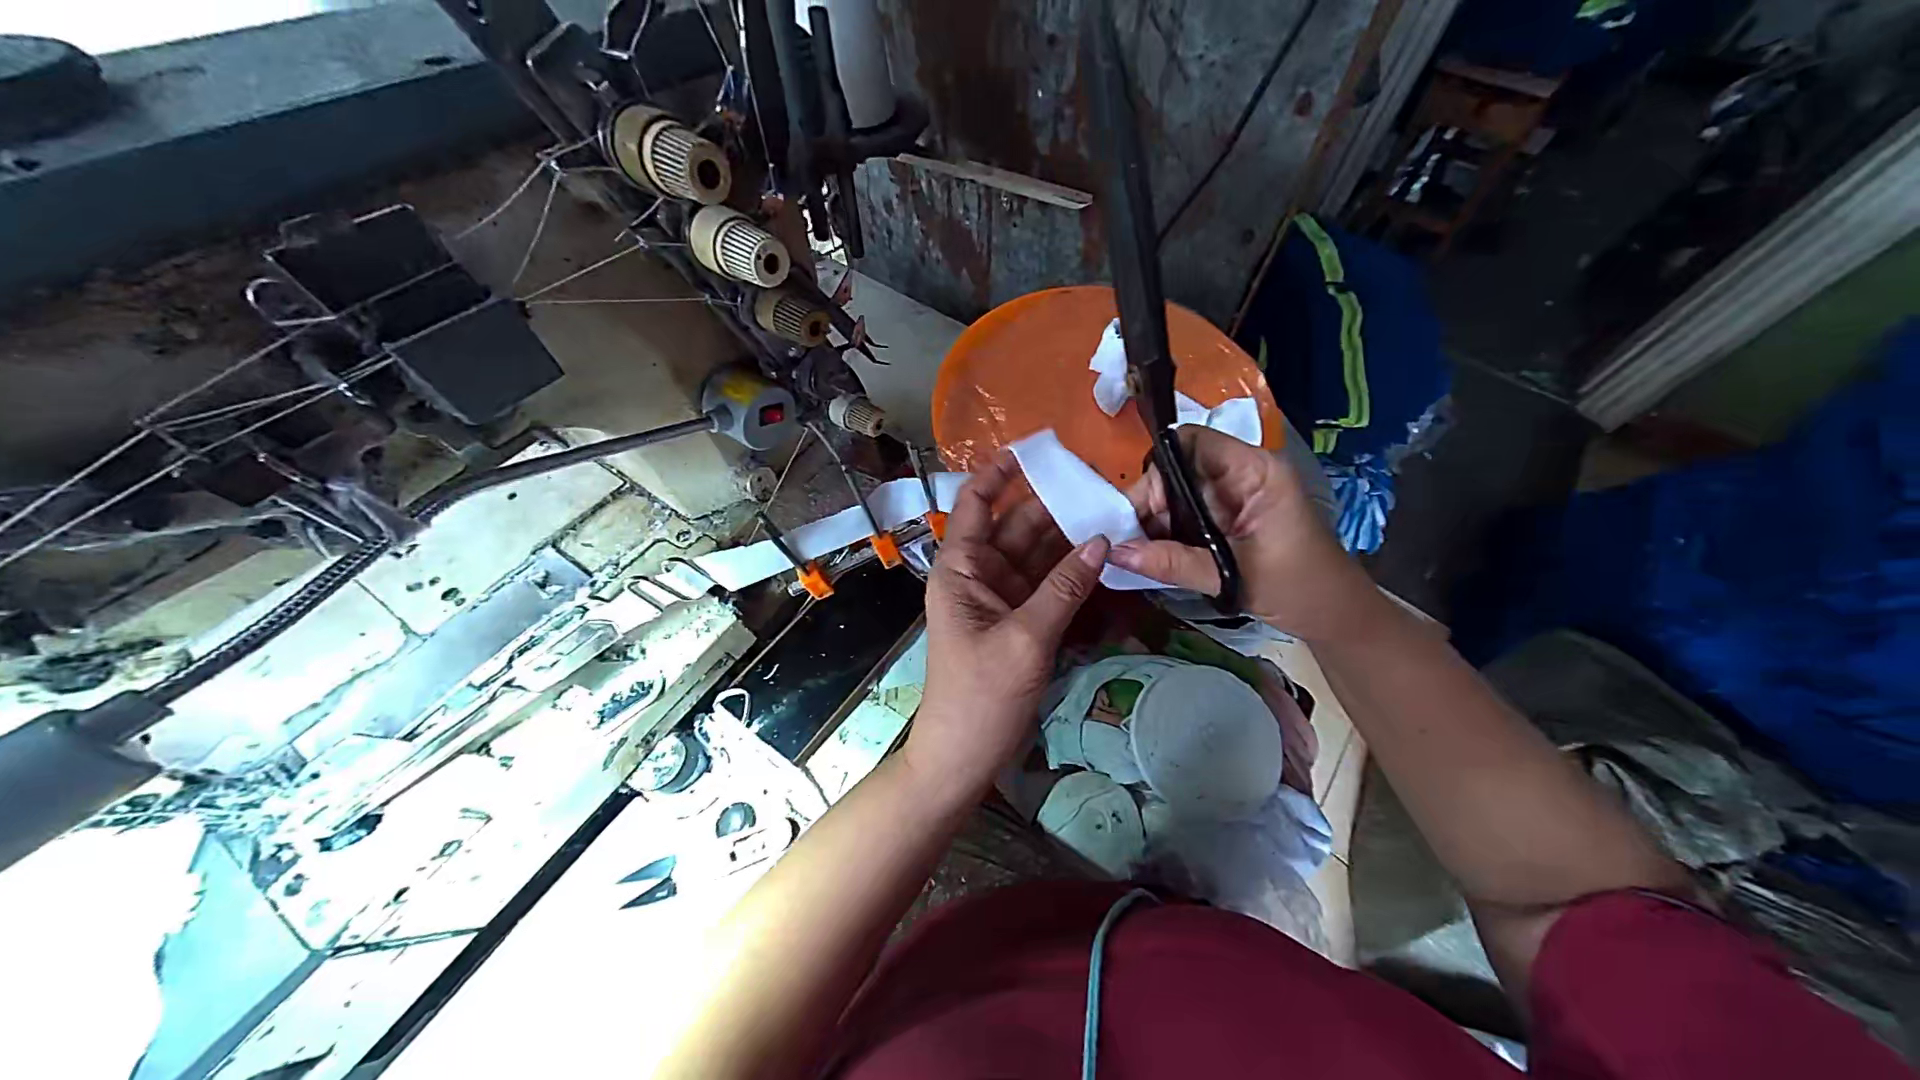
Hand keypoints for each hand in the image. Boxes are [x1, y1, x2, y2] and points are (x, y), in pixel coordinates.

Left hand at [908, 450, 1108, 798]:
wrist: (964, 757)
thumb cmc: (980, 696)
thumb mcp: (1024, 639)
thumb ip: (1064, 588)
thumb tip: (1103, 541)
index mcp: (962, 567)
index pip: (977, 504)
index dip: (1001, 473)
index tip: (1036, 449)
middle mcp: (981, 574)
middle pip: (1020, 526)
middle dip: (1058, 507)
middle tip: (1106, 488)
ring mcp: (1003, 598)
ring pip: (1040, 555)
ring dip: (1073, 539)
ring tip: (1118, 516)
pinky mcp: (1022, 622)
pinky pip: (1051, 587)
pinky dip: (1075, 575)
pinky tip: (1108, 559)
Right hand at [1109, 426, 1387, 642]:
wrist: (1336, 617)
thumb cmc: (1301, 589)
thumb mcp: (1233, 578)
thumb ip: (1174, 563)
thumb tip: (1116, 553)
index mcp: (1254, 472)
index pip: (1191, 443)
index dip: (1157, 469)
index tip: (1135, 512)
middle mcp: (1240, 475)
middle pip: (1176, 470)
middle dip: (1149, 504)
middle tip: (1128, 541)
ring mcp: (1232, 497)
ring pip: (1176, 495)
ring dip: (1154, 522)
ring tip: (1136, 553)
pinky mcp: (1226, 518)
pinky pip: (1185, 515)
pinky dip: (1166, 534)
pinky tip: (1153, 556)